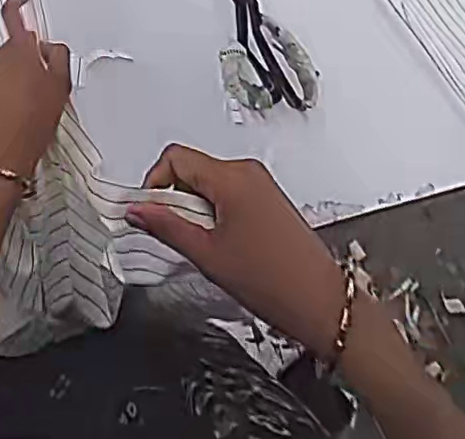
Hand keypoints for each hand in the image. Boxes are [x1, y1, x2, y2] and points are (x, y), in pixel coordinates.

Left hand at [0, 0, 70, 180]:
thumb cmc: (34, 117)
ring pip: (8, 63)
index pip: (12, 14)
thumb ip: (57, 55)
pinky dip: (10, 86)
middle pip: (16, 44)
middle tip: (48, 74)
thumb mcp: (61, 83)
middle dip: (31, 53)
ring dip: (21, 72)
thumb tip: (51, 47)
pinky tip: (23, 105)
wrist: (8, 148)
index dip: (17, 1)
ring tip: (37, 97)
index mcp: (19, 50)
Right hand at [125, 144, 347, 354]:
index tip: (148, 210)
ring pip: (206, 180)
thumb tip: (138, 210)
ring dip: (193, 205)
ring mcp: (259, 183)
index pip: (174, 158)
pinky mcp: (266, 197)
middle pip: (190, 167)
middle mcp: (246, 172)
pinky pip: (225, 190)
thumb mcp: (208, 255)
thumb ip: (166, 226)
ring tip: (204, 242)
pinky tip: (221, 241)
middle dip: (174, 197)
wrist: (326, 307)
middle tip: (174, 232)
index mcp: (231, 178)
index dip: (154, 183)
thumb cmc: (277, 283)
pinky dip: (212, 209)